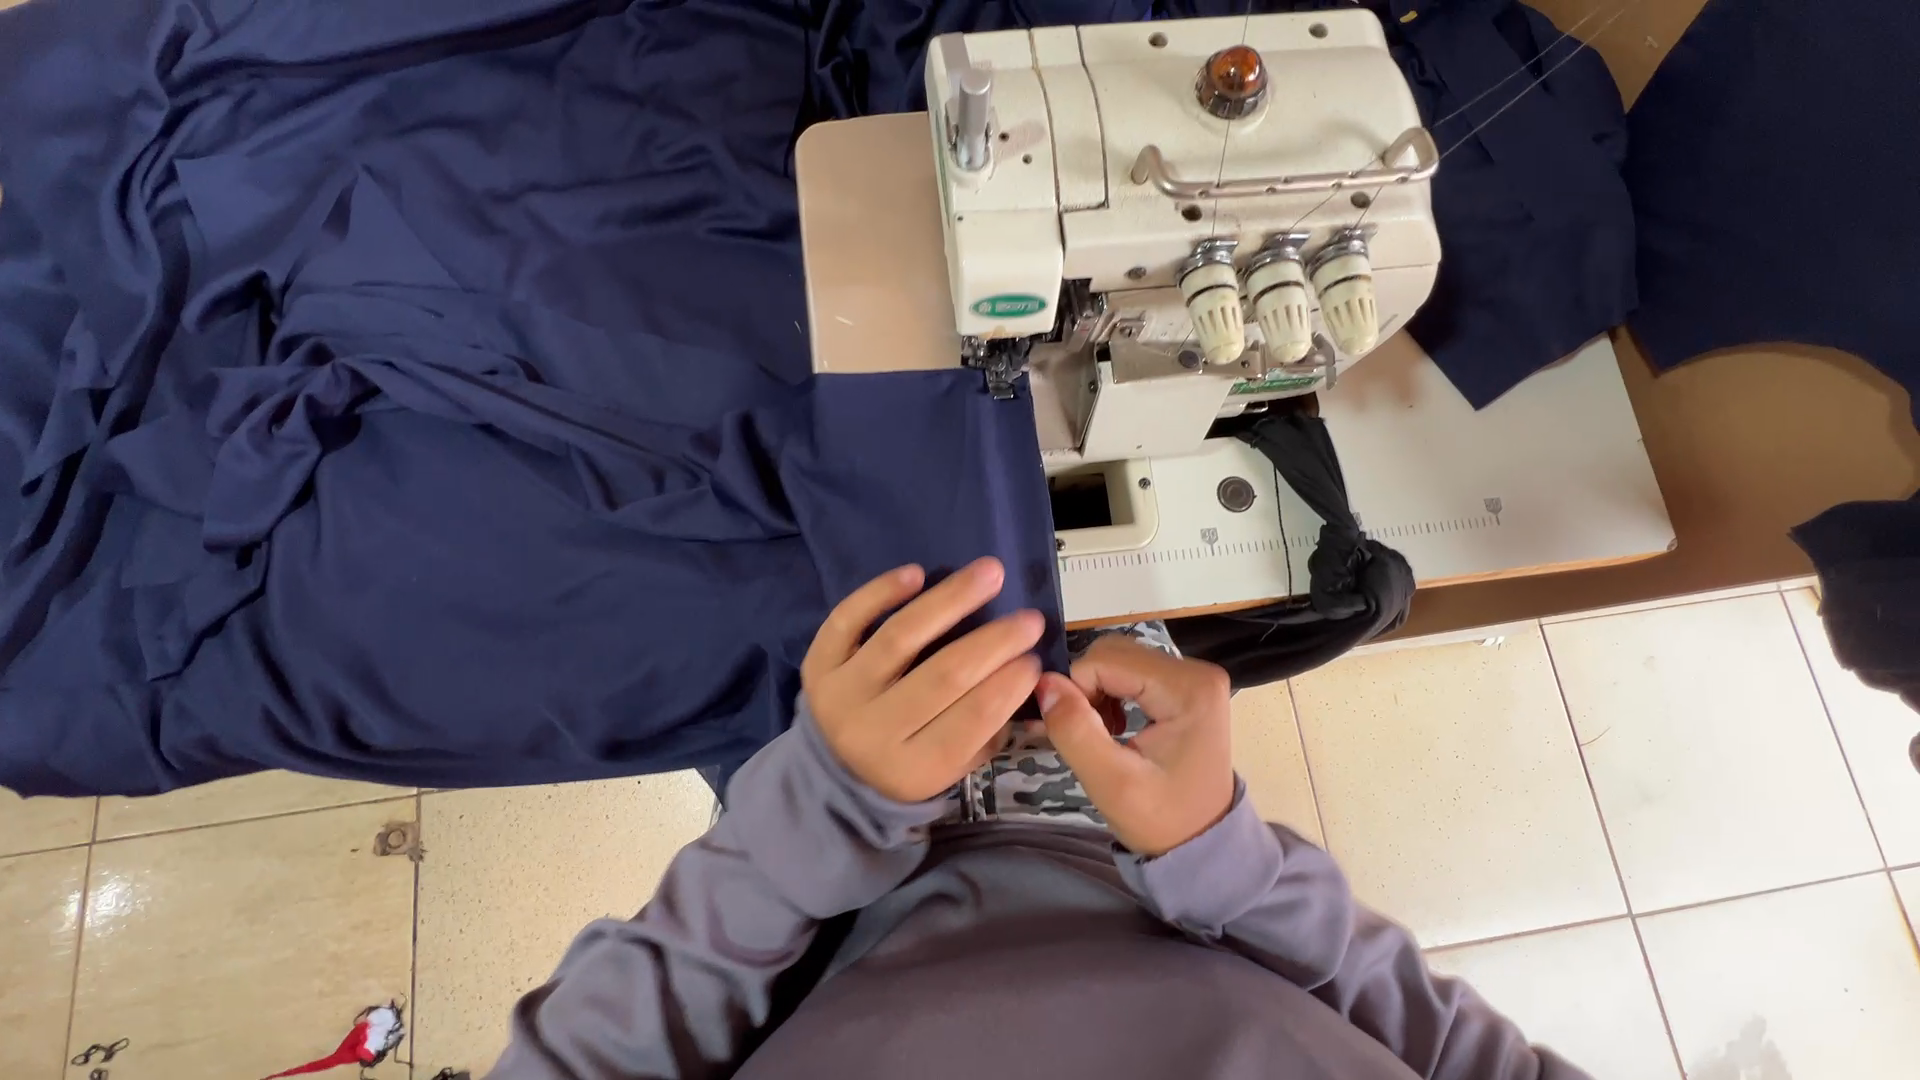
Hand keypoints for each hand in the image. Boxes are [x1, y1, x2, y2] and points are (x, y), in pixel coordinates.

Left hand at [802, 558, 1043, 801]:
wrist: (833, 768)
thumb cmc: (909, 760)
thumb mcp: (953, 767)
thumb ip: (989, 729)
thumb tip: (1026, 673)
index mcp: (913, 770)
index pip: (971, 720)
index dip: (1009, 685)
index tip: (1036, 657)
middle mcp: (872, 732)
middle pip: (942, 676)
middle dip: (994, 642)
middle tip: (1029, 618)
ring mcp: (841, 694)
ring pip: (900, 637)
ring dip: (950, 599)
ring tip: (989, 573)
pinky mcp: (818, 664)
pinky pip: (847, 619)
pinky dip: (881, 592)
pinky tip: (918, 573)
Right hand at [1038, 637, 1234, 855]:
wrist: (1202, 844)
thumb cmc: (1162, 819)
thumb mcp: (1111, 784)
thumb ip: (1075, 730)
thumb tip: (1044, 682)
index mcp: (1188, 689)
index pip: (1105, 660)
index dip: (1076, 690)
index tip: (1072, 732)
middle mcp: (1195, 671)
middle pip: (1112, 653)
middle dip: (1085, 688)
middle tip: (1082, 733)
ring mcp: (1192, 676)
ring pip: (1117, 659)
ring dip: (1095, 691)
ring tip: (1097, 733)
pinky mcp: (1185, 684)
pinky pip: (1130, 670)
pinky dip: (1109, 691)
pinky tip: (1111, 726)